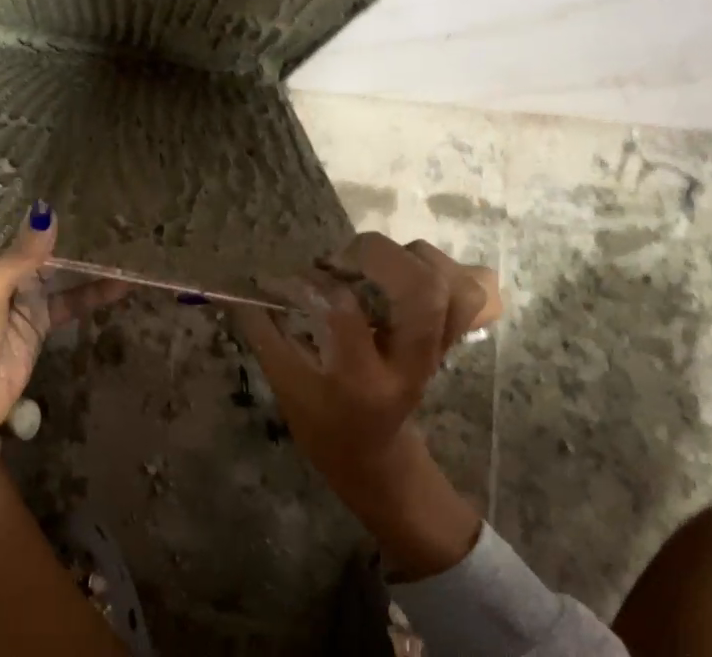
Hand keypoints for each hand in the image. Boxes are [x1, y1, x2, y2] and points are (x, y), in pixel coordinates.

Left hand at [0, 201, 132, 441]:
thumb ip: (19, 256)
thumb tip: (48, 213)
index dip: (19, 198)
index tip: (53, 169)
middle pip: (28, 240)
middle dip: (57, 223)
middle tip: (96, 191)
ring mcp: (16, 294)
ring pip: (53, 267)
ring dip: (80, 255)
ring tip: (116, 229)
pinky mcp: (37, 319)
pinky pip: (68, 299)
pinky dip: (92, 291)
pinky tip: (122, 280)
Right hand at [234, 232, 497, 471]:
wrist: (374, 456)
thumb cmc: (321, 422)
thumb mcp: (283, 382)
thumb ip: (263, 331)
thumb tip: (240, 286)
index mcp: (364, 379)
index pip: (345, 312)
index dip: (308, 283)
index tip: (278, 283)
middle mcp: (411, 362)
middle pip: (421, 290)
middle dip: (374, 255)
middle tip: (336, 262)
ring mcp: (439, 349)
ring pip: (454, 285)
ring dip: (410, 259)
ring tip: (370, 266)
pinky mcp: (450, 337)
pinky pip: (471, 292)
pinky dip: (443, 270)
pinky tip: (404, 273)